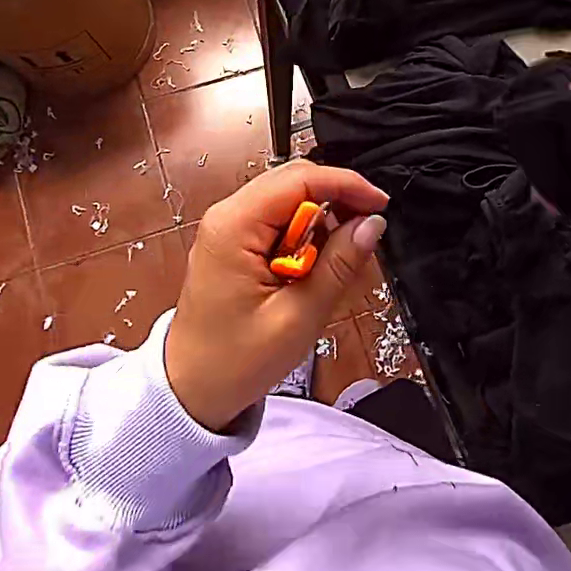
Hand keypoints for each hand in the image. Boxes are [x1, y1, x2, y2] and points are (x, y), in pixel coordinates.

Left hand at [164, 160, 389, 430]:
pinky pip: (282, 218)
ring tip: (340, 256)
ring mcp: (231, 226)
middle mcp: (229, 215)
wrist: (190, 391)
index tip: (380, 205)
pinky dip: (308, 232)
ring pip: (292, 197)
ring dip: (324, 218)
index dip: (347, 185)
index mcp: (234, 226)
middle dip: (338, 198)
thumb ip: (339, 265)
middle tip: (368, 228)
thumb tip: (373, 224)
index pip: (301, 179)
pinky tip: (317, 263)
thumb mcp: (299, 316)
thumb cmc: (236, 362)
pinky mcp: (238, 240)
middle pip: (296, 180)